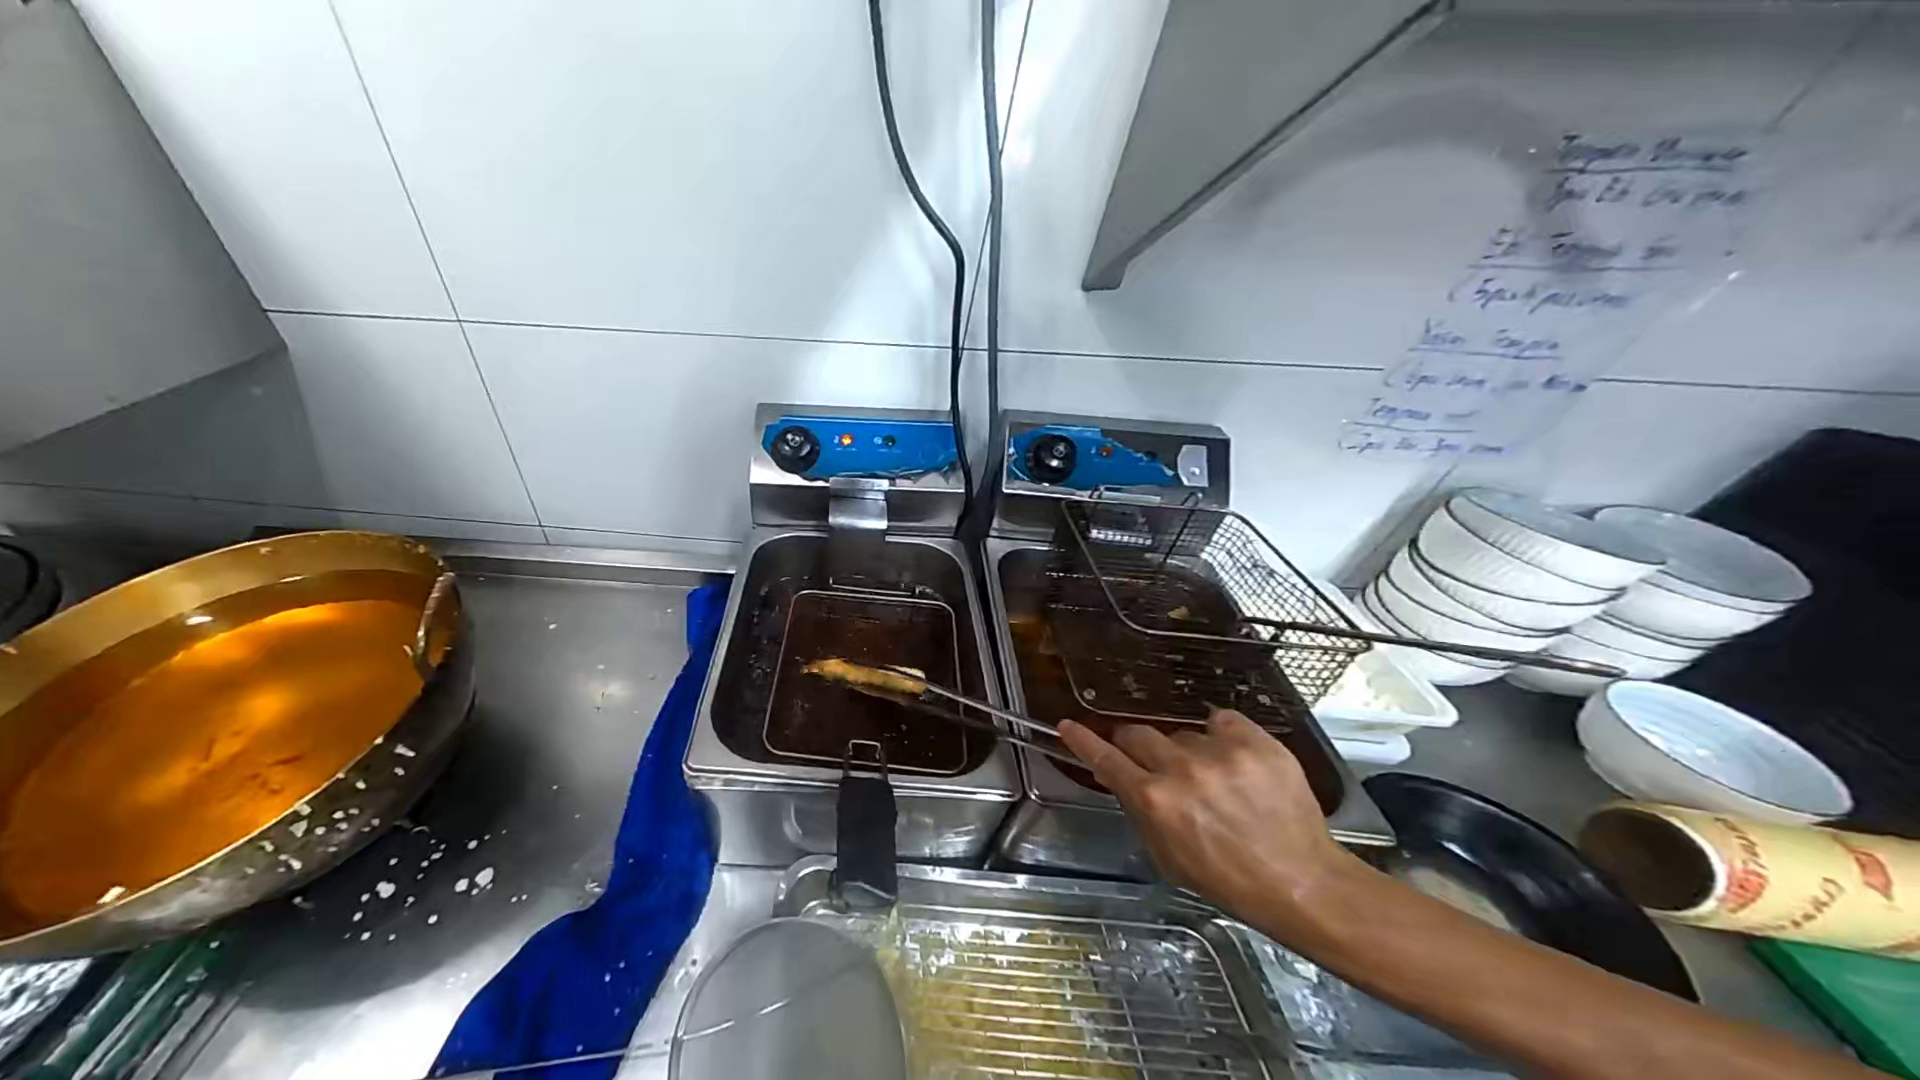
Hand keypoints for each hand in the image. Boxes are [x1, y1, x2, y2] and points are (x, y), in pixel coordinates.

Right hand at [1057, 709, 1355, 927]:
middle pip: (1139, 733)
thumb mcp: (1167, 857)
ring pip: (1182, 733)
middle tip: (1156, 765)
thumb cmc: (1227, 878)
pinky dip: (1222, 736)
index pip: (1106, 759)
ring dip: (1188, 751)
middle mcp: (1182, 769)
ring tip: (1215, 779)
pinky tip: (1235, 762)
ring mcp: (1220, 751)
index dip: (1083, 741)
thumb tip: (1120, 777)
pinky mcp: (1254, 740)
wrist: (1300, 881)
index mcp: (1155, 801)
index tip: (1068, 724)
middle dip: (1139, 747)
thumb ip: (1139, 811)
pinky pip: (1221, 720)